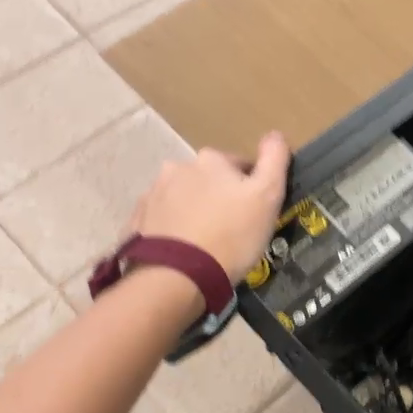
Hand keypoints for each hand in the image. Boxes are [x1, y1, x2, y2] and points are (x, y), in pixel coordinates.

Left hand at [130, 131, 290, 279]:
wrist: (177, 278)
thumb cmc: (233, 233)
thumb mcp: (268, 195)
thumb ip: (275, 159)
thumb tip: (275, 134)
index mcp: (211, 159)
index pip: (241, 165)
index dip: (253, 187)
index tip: (256, 211)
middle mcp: (177, 168)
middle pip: (210, 179)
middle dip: (221, 196)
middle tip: (233, 227)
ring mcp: (152, 195)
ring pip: (185, 197)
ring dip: (196, 210)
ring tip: (207, 240)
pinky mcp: (137, 221)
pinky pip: (164, 218)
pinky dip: (175, 227)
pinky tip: (185, 248)